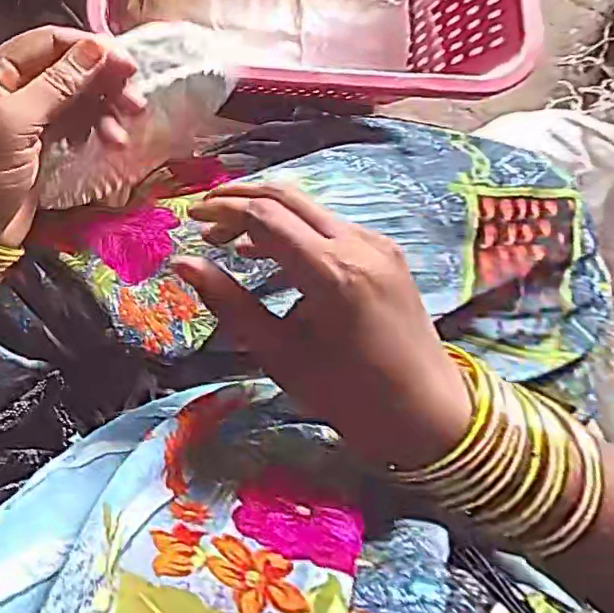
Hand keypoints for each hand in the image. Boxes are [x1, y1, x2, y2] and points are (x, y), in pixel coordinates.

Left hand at [0, 27, 143, 245]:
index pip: (48, 42)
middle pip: (69, 68)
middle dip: (103, 81)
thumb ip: (56, 84)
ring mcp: (31, 117)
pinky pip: (79, 124)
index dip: (89, 49)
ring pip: (79, 97)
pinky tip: (112, 142)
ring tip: (123, 132)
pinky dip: (98, 129)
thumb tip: (96, 48)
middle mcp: (12, 88)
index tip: (126, 65)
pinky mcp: (45, 144)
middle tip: (134, 101)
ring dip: (106, 109)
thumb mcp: (14, 124)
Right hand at [170, 182, 472, 469]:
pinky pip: (325, 223)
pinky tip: (264, 251)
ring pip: (305, 206)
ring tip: (224, 238)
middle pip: (285, 196)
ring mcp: (376, 244)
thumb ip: (228, 301)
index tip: (190, 217)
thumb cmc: (347, 394)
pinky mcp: (384, 251)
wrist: (430, 416)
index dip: (221, 210)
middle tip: (202, 215)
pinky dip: (287, 227)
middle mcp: (358, 245)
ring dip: (261, 212)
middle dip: (237, 197)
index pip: (264, 217)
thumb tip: (183, 263)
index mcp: (332, 273)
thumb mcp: (278, 351)